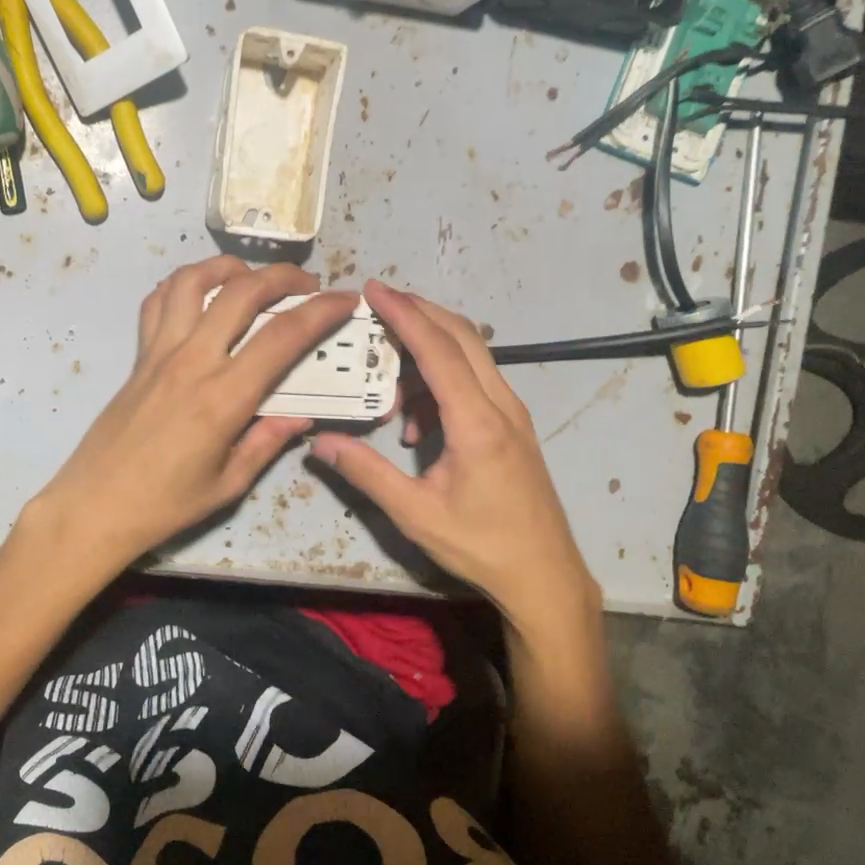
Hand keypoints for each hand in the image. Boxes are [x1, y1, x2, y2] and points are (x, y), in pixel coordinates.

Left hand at [17, 257, 357, 579]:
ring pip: (192, 282)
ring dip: (229, 267)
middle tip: (308, 284)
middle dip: (283, 276)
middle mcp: (192, 362)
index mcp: (223, 398)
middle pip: (241, 292)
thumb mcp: (228, 484)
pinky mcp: (138, 356)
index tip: (346, 300)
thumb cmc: (165, 504)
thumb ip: (267, 442)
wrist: (95, 506)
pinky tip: (201, 294)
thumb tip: (303, 416)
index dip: (321, 311)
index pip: (282, 337)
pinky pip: (157, 303)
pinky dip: (182, 285)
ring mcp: (159, 353)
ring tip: (252, 277)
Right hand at [310, 280, 599, 639]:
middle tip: (376, 305)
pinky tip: (415, 426)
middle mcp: (501, 405)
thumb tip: (320, 442)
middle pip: (461, 336)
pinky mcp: (513, 426)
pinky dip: (440, 383)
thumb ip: (367, 473)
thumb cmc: (481, 545)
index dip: (405, 315)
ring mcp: (512, 413)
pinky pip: (474, 383)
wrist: (545, 576)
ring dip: (427, 352)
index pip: (439, 350)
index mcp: (478, 422)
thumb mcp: (415, 513)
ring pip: (470, 357)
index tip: (374, 289)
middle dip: (418, 313)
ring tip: (386, 383)